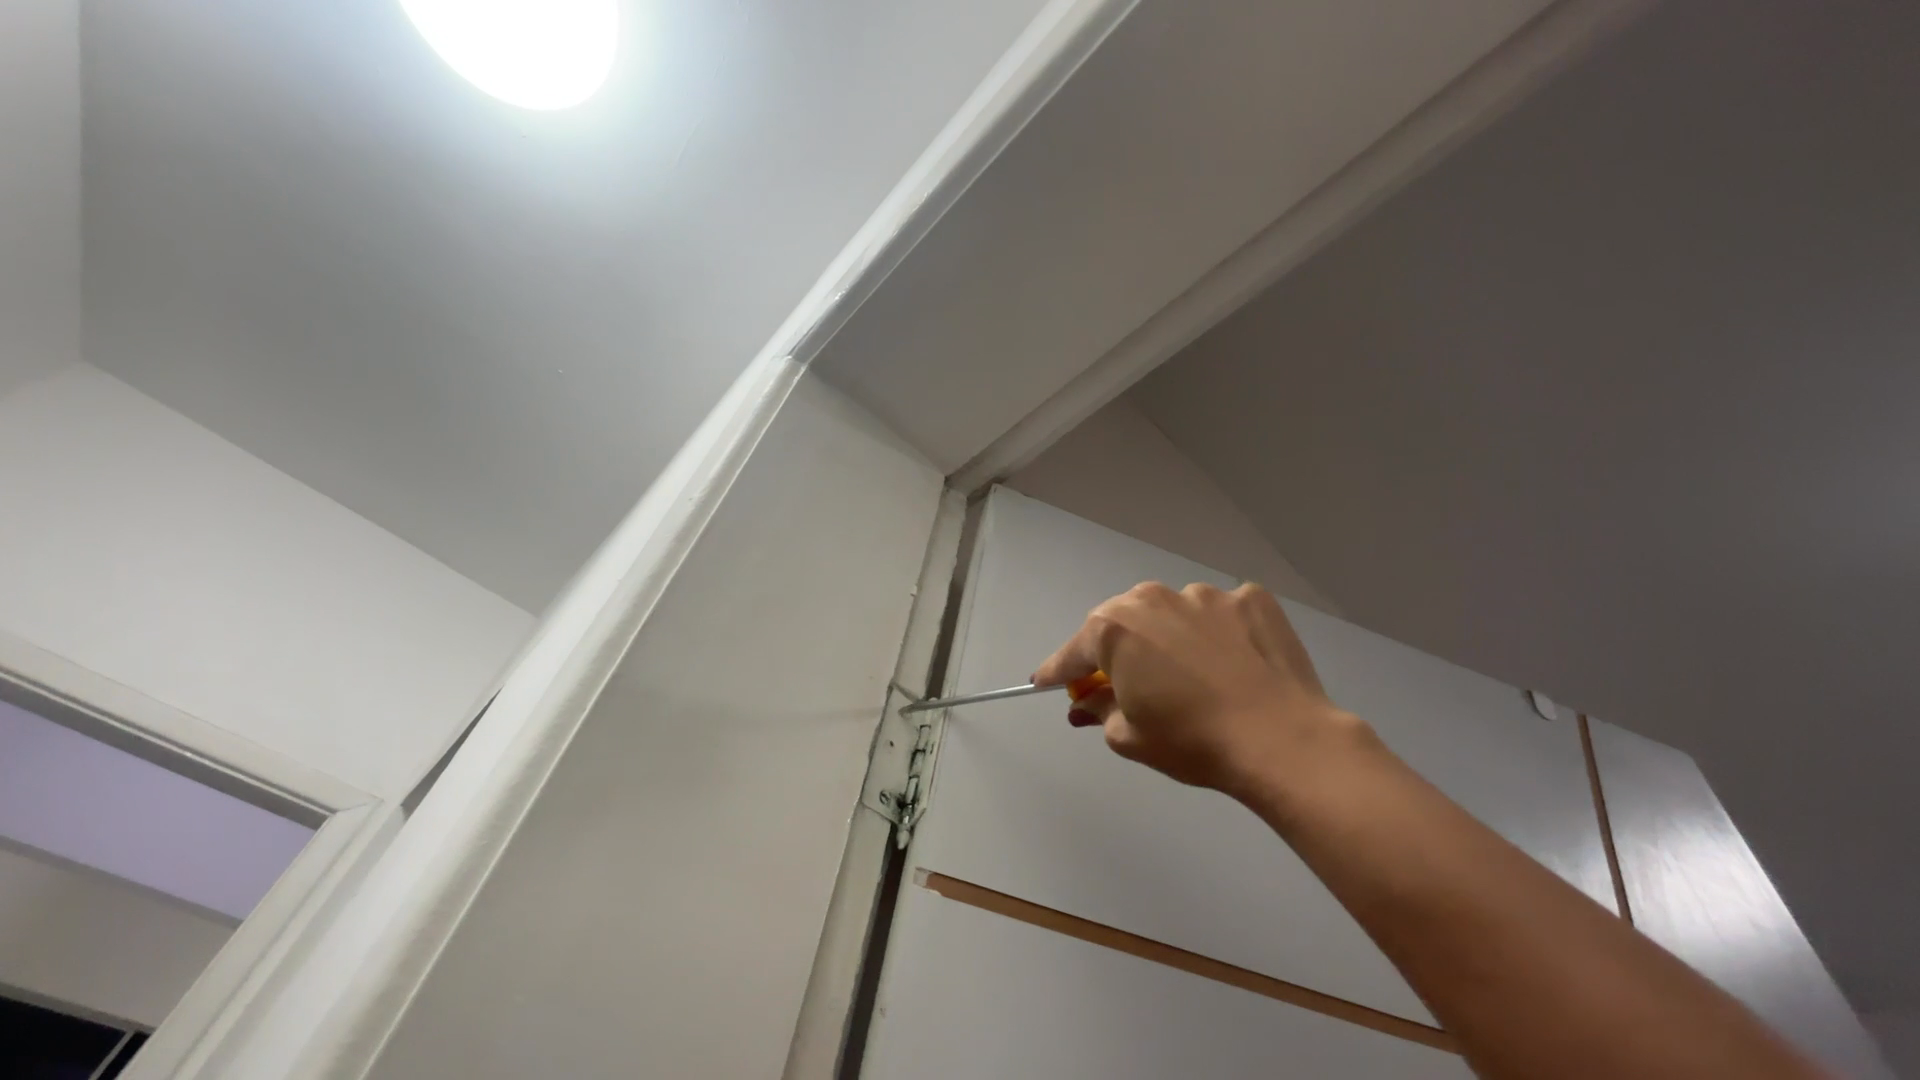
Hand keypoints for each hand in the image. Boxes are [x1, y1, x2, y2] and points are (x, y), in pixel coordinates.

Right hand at [1033, 582, 1361, 800]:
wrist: (1280, 738)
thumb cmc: (1191, 740)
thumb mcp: (1129, 737)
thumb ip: (1099, 710)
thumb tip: (1087, 702)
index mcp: (1115, 628)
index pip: (1074, 652)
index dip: (1057, 671)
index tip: (1043, 682)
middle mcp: (1154, 599)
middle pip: (1123, 622)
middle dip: (1117, 649)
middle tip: (1124, 682)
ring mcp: (1207, 595)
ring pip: (1173, 613)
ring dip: (1170, 638)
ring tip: (1192, 676)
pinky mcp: (1252, 600)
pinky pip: (1222, 614)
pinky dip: (1219, 633)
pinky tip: (1233, 664)